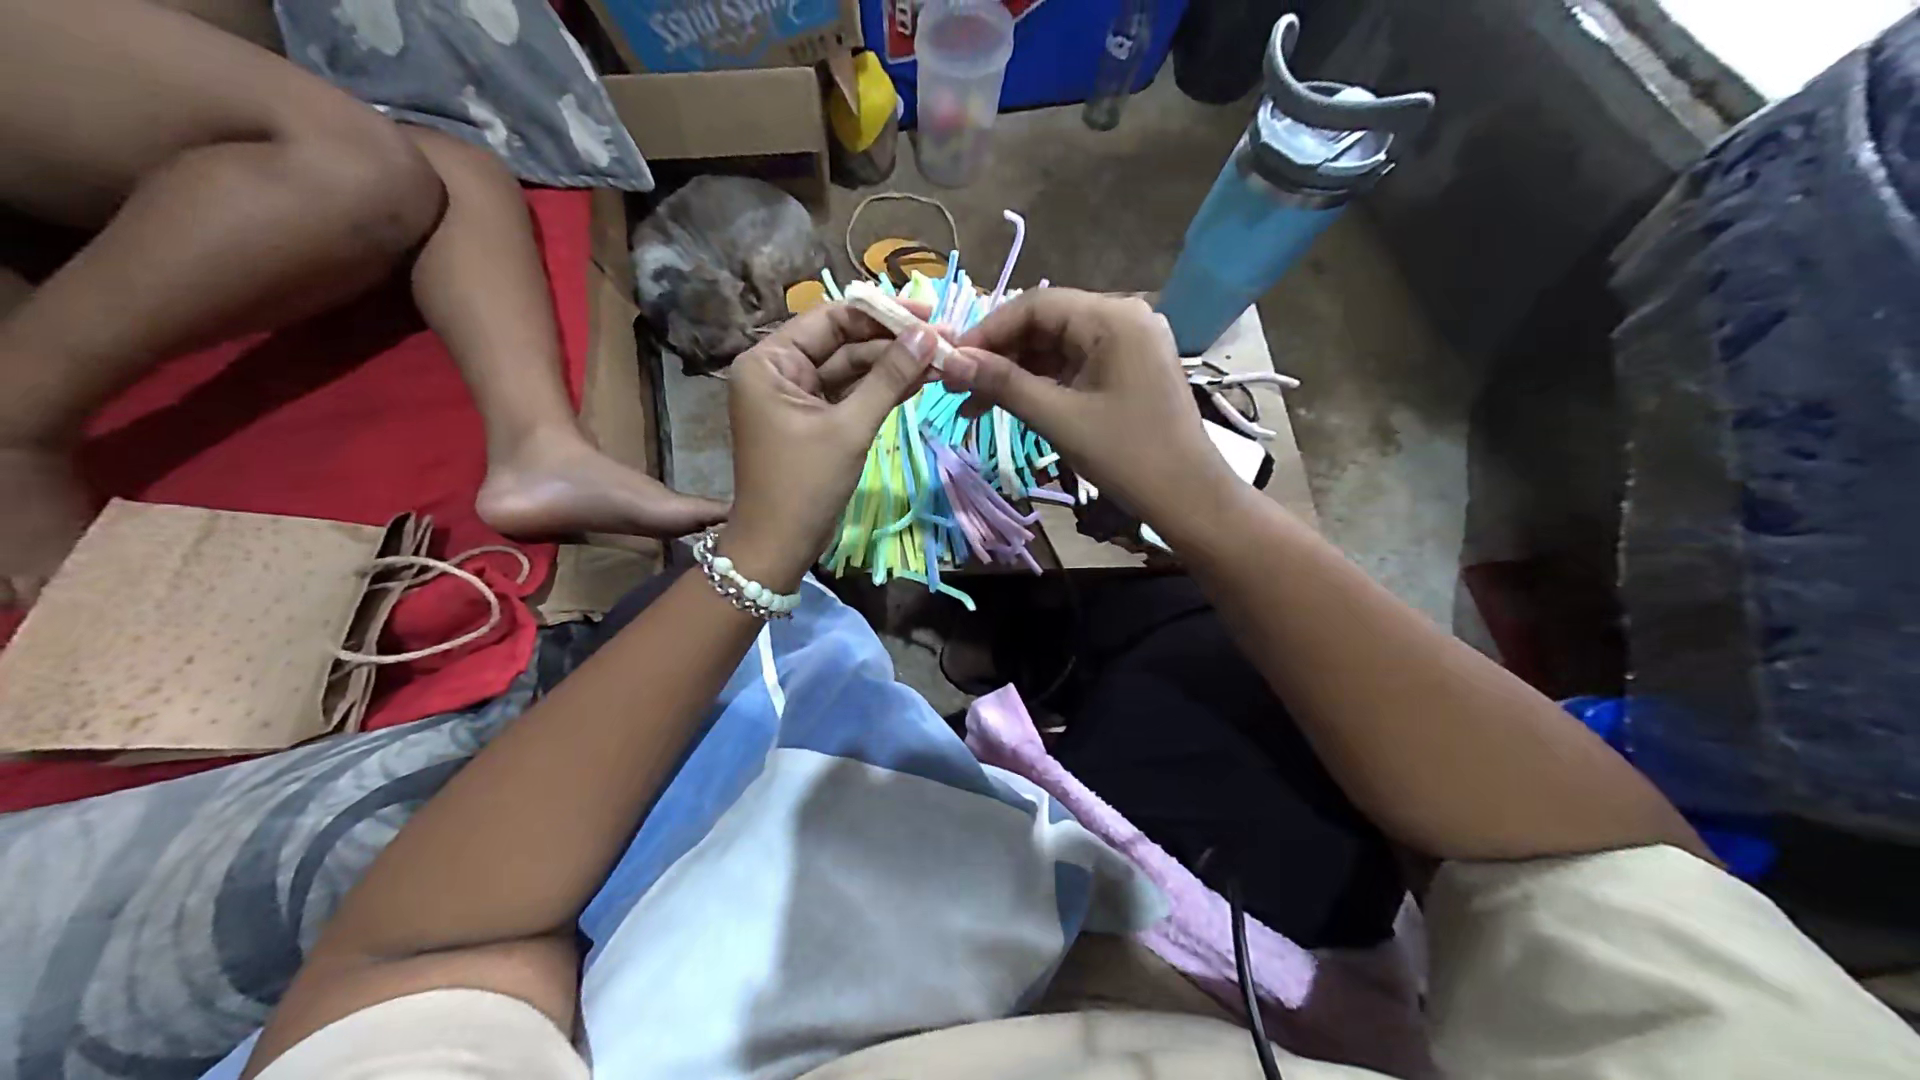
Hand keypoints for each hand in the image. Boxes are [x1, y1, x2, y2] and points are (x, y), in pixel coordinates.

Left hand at [722, 300, 938, 591]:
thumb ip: (888, 378)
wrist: (779, 546)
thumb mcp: (849, 427)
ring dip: (893, 367)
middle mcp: (779, 370)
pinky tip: (920, 380)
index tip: (929, 313)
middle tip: (946, 339)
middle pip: (843, 343)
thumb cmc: (804, 484)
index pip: (831, 319)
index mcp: (769, 360)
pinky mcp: (814, 420)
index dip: (881, 314)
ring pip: (851, 370)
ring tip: (943, 359)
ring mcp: (797, 396)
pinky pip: (850, 395)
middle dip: (893, 343)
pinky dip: (881, 390)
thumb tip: (928, 335)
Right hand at [948, 289, 1239, 527]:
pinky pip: (1074, 364)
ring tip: (975, 405)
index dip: (987, 331)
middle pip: (1045, 323)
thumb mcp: (1058, 418)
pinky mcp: (1127, 368)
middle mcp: (1123, 317)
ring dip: (1016, 373)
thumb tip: (949, 362)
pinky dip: (1042, 383)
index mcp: (1113, 317)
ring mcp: (1128, 342)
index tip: (951, 361)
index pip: (1035, 305)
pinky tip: (1011, 404)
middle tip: (957, 388)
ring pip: (1056, 346)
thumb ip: (1003, 384)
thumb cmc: (1126, 455)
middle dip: (999, 355)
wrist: (1188, 497)